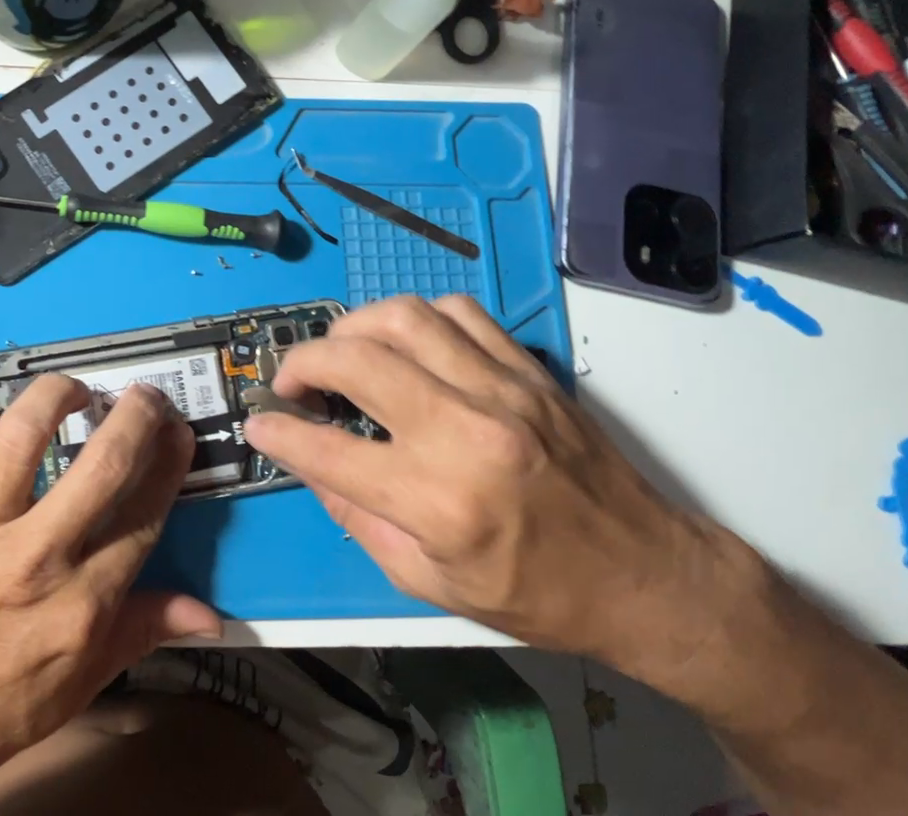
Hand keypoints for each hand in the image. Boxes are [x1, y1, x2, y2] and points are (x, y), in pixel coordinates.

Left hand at [0, 378, 219, 815]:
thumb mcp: (74, 688)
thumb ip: (138, 634)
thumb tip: (209, 614)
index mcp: (80, 603)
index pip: (144, 514)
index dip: (169, 464)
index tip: (178, 433)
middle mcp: (33, 554)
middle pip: (103, 463)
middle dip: (136, 416)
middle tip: (144, 396)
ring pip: (24, 431)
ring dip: (57, 395)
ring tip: (72, 390)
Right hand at [245, 296, 759, 683]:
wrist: (648, 578)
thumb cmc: (535, 595)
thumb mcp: (428, 581)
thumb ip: (357, 517)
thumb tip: (309, 464)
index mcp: (436, 500)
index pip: (326, 449)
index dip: (278, 433)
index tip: (259, 424)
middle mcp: (464, 431)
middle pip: (354, 360)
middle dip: (301, 364)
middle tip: (292, 384)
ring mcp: (502, 390)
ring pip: (402, 318)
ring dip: (352, 328)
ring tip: (342, 354)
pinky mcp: (529, 371)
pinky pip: (458, 312)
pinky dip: (415, 319)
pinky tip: (406, 346)